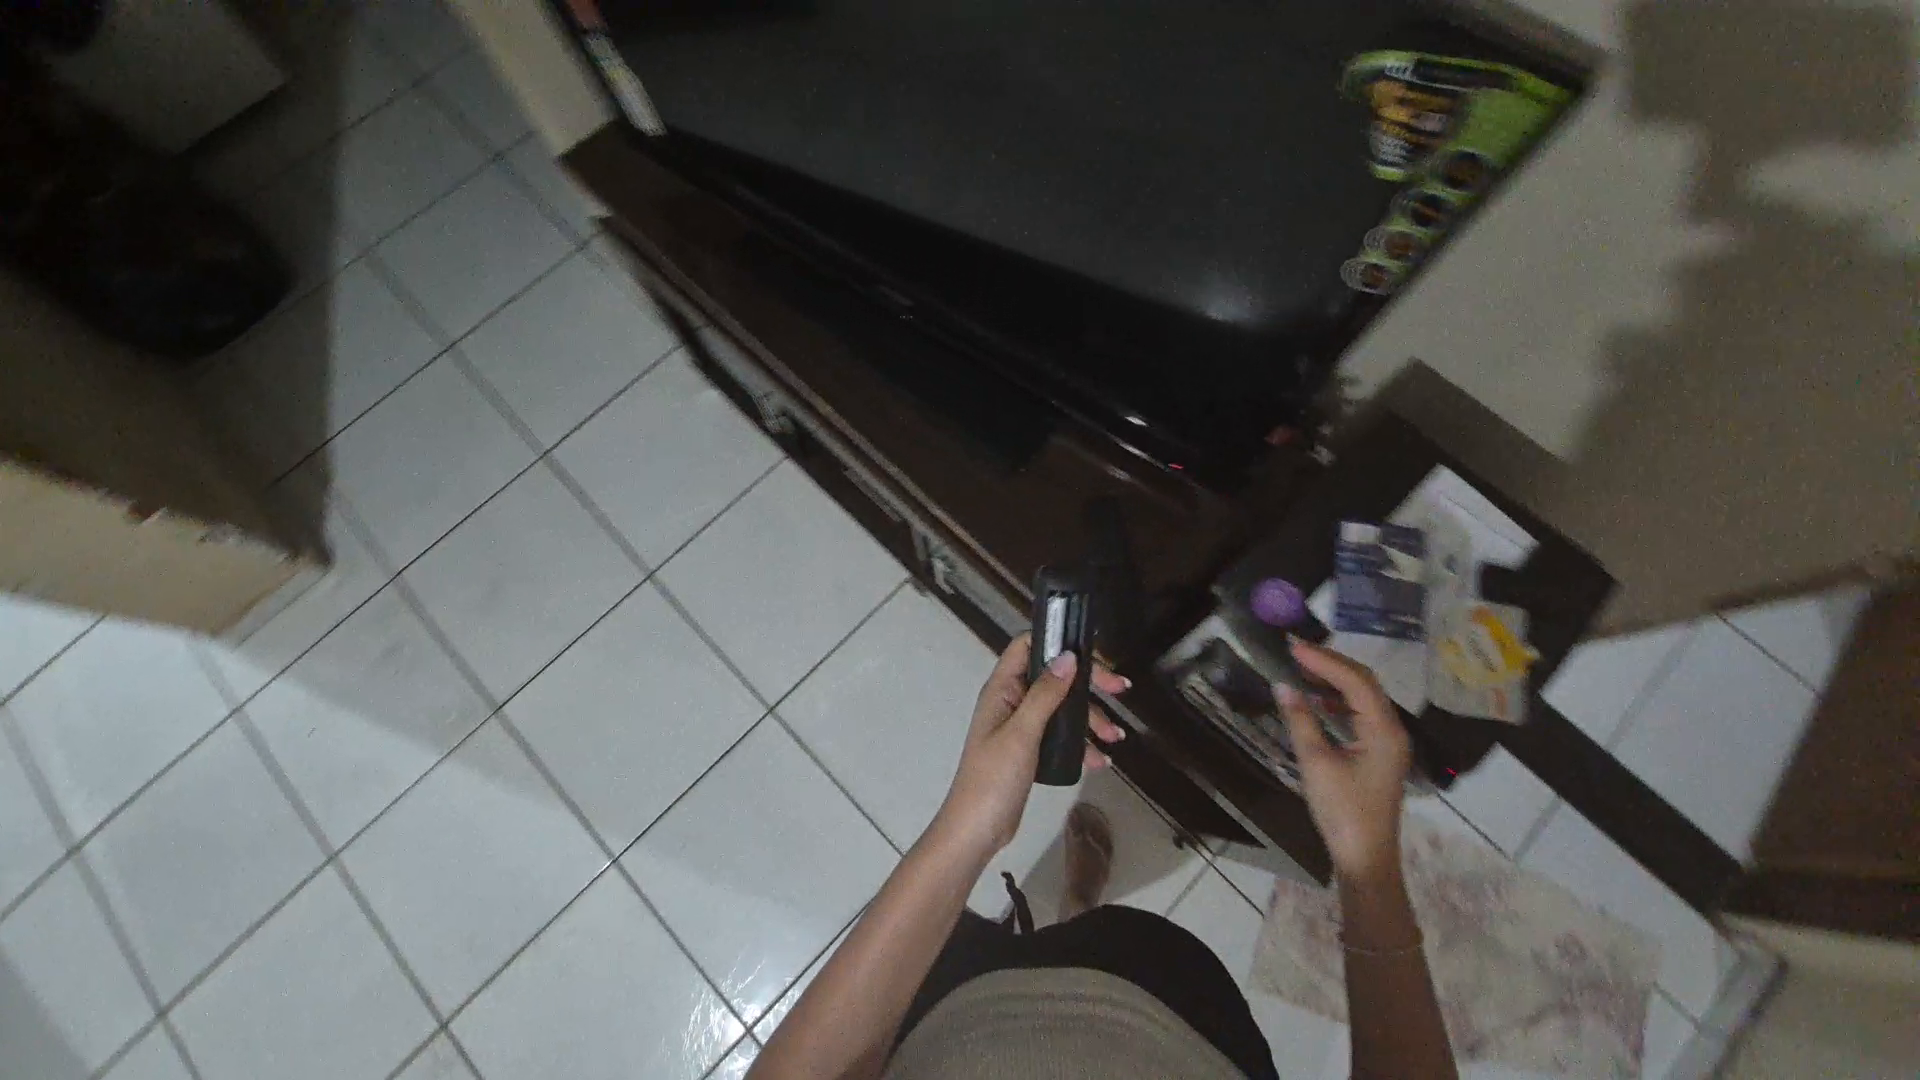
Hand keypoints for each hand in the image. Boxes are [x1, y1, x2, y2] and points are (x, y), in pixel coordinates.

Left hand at [931, 634, 1128, 859]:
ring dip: (1091, 719)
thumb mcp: (1022, 733)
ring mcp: (1021, 727)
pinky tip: (1101, 760)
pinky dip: (1081, 744)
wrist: (977, 830)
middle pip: (1053, 677)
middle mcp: (1011, 702)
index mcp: (1002, 689)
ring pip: (1062, 709)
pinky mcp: (1030, 751)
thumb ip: (1045, 694)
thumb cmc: (994, 778)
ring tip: (1116, 738)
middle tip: (1121, 691)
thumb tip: (1069, 656)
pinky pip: (1061, 737)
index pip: (1026, 647)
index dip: (1056, 641)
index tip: (1091, 652)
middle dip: (1088, 685)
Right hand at [1274, 639, 1411, 883]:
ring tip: (1301, 669)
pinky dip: (1337, 699)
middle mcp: (1392, 730)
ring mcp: (1387, 741)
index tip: (1292, 647)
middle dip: (1330, 664)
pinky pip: (1360, 713)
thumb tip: (1282, 686)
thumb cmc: (1342, 811)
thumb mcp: (1316, 763)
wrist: (1365, 857)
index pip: (1355, 681)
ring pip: (1363, 696)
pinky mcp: (1378, 752)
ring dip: (1334, 679)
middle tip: (1295, 651)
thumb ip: (1300, 720)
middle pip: (1364, 683)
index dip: (1324, 661)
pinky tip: (1315, 699)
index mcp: (1384, 730)